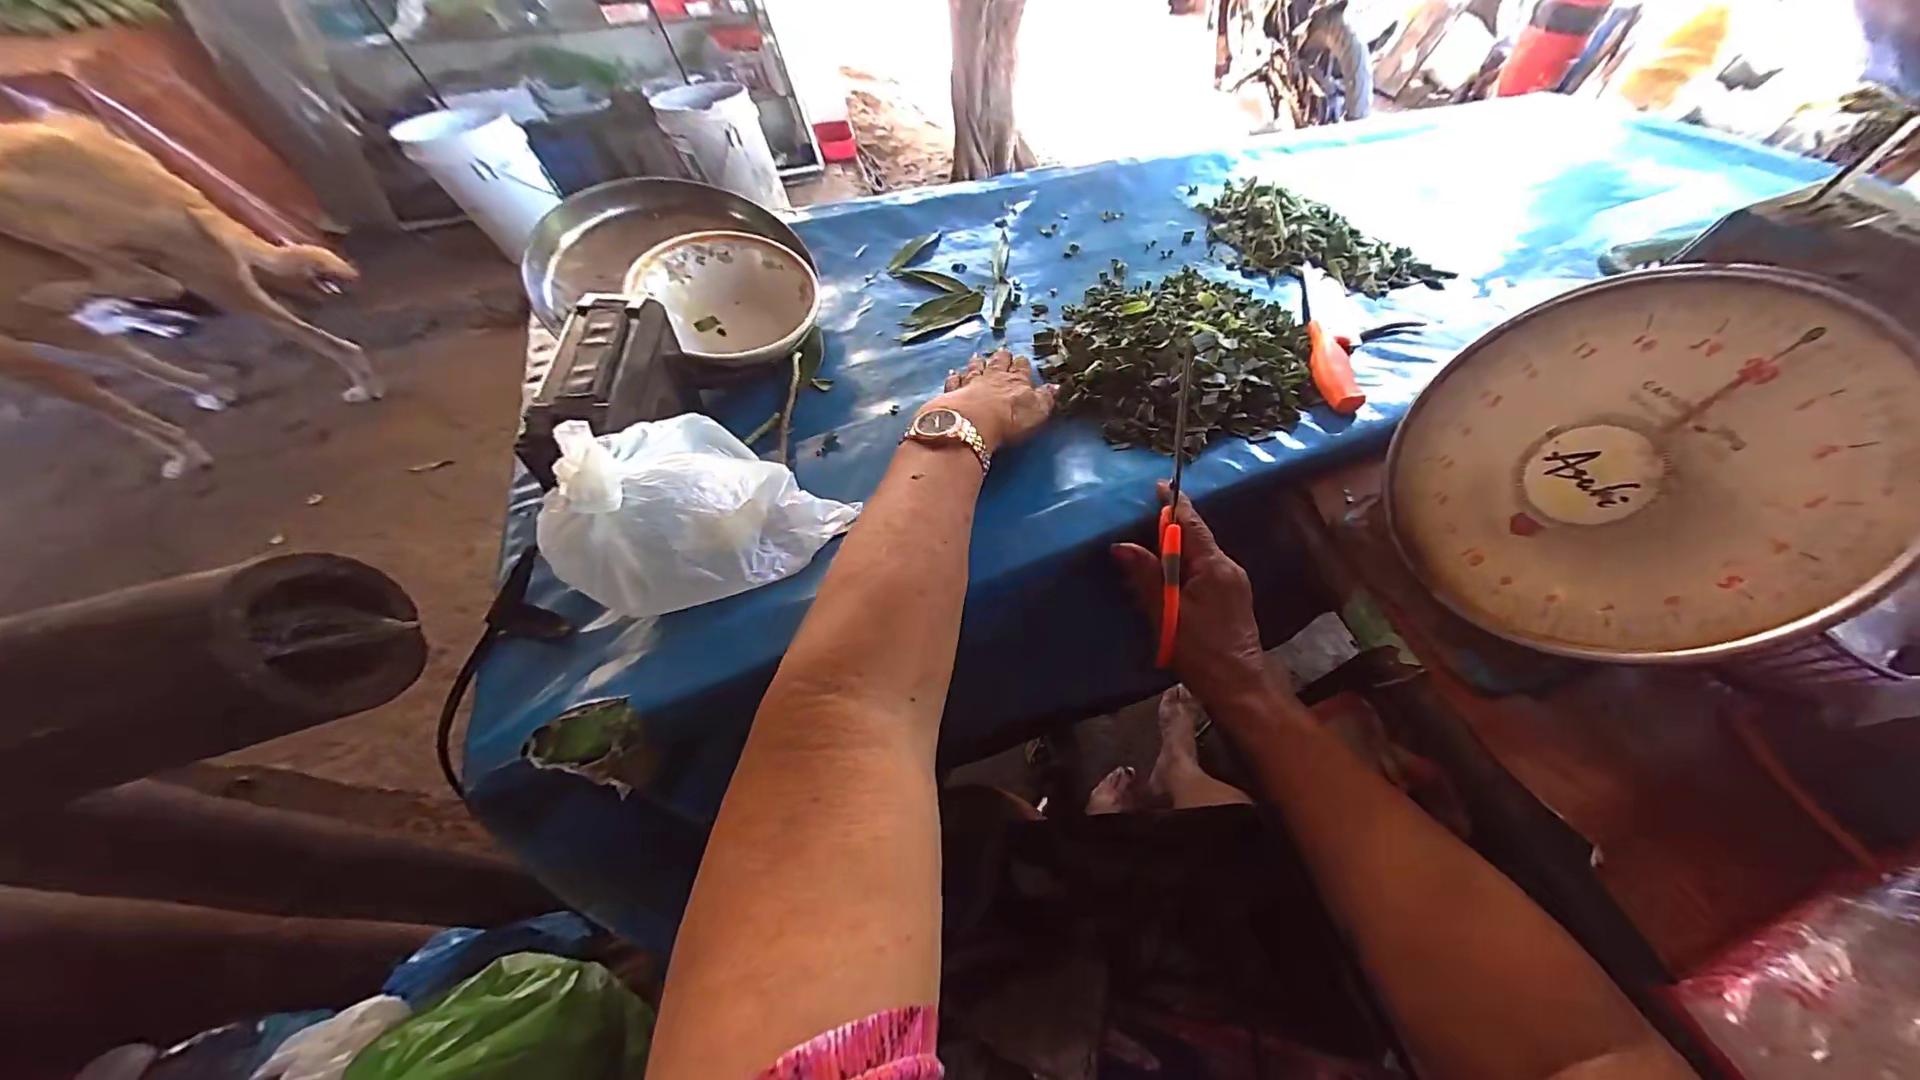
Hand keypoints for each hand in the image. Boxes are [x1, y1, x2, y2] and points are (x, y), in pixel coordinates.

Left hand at [925, 348, 1056, 451]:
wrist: (975, 422)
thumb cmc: (1011, 418)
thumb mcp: (1037, 411)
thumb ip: (1046, 398)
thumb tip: (1057, 386)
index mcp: (1017, 380)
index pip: (1022, 367)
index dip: (1022, 364)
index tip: (1022, 361)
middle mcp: (994, 376)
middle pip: (999, 362)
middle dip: (1002, 357)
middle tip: (1002, 352)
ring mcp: (972, 382)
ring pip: (976, 367)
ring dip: (978, 362)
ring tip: (978, 356)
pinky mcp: (954, 391)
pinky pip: (955, 380)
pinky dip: (954, 376)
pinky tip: (953, 372)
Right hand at [1112, 482, 1269, 707]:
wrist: (1238, 686)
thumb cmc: (1201, 650)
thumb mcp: (1166, 612)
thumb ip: (1145, 576)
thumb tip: (1122, 546)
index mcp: (1214, 566)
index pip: (1190, 525)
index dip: (1173, 505)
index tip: (1159, 485)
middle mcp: (1227, 568)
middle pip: (1195, 538)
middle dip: (1169, 527)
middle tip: (1140, 518)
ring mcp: (1231, 584)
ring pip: (1197, 556)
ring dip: (1173, 549)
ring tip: (1146, 547)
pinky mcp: (1229, 598)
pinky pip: (1201, 571)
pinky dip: (1181, 567)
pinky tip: (1163, 577)